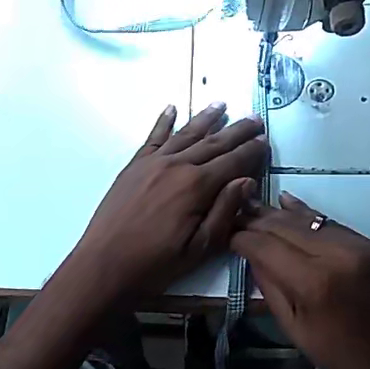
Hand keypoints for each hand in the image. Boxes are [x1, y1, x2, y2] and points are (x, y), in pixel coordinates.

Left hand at [60, 103, 266, 309]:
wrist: (104, 263)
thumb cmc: (155, 263)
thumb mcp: (200, 247)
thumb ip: (224, 211)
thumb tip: (246, 180)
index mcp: (196, 186)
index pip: (233, 162)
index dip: (251, 151)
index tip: (265, 140)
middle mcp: (176, 166)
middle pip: (213, 143)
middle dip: (236, 131)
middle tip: (254, 119)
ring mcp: (152, 163)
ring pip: (185, 135)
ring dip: (205, 119)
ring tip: (221, 104)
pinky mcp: (133, 166)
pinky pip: (153, 138)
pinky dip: (163, 122)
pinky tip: (171, 109)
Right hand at [230, 193, 369, 368]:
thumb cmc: (344, 359)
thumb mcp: (295, 329)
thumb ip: (270, 286)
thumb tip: (250, 255)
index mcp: (313, 283)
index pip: (264, 245)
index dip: (240, 238)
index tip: (225, 236)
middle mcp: (336, 255)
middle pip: (283, 226)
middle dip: (255, 221)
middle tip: (232, 217)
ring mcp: (358, 246)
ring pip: (306, 219)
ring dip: (277, 214)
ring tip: (252, 207)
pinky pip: (329, 223)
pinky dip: (305, 214)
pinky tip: (286, 204)